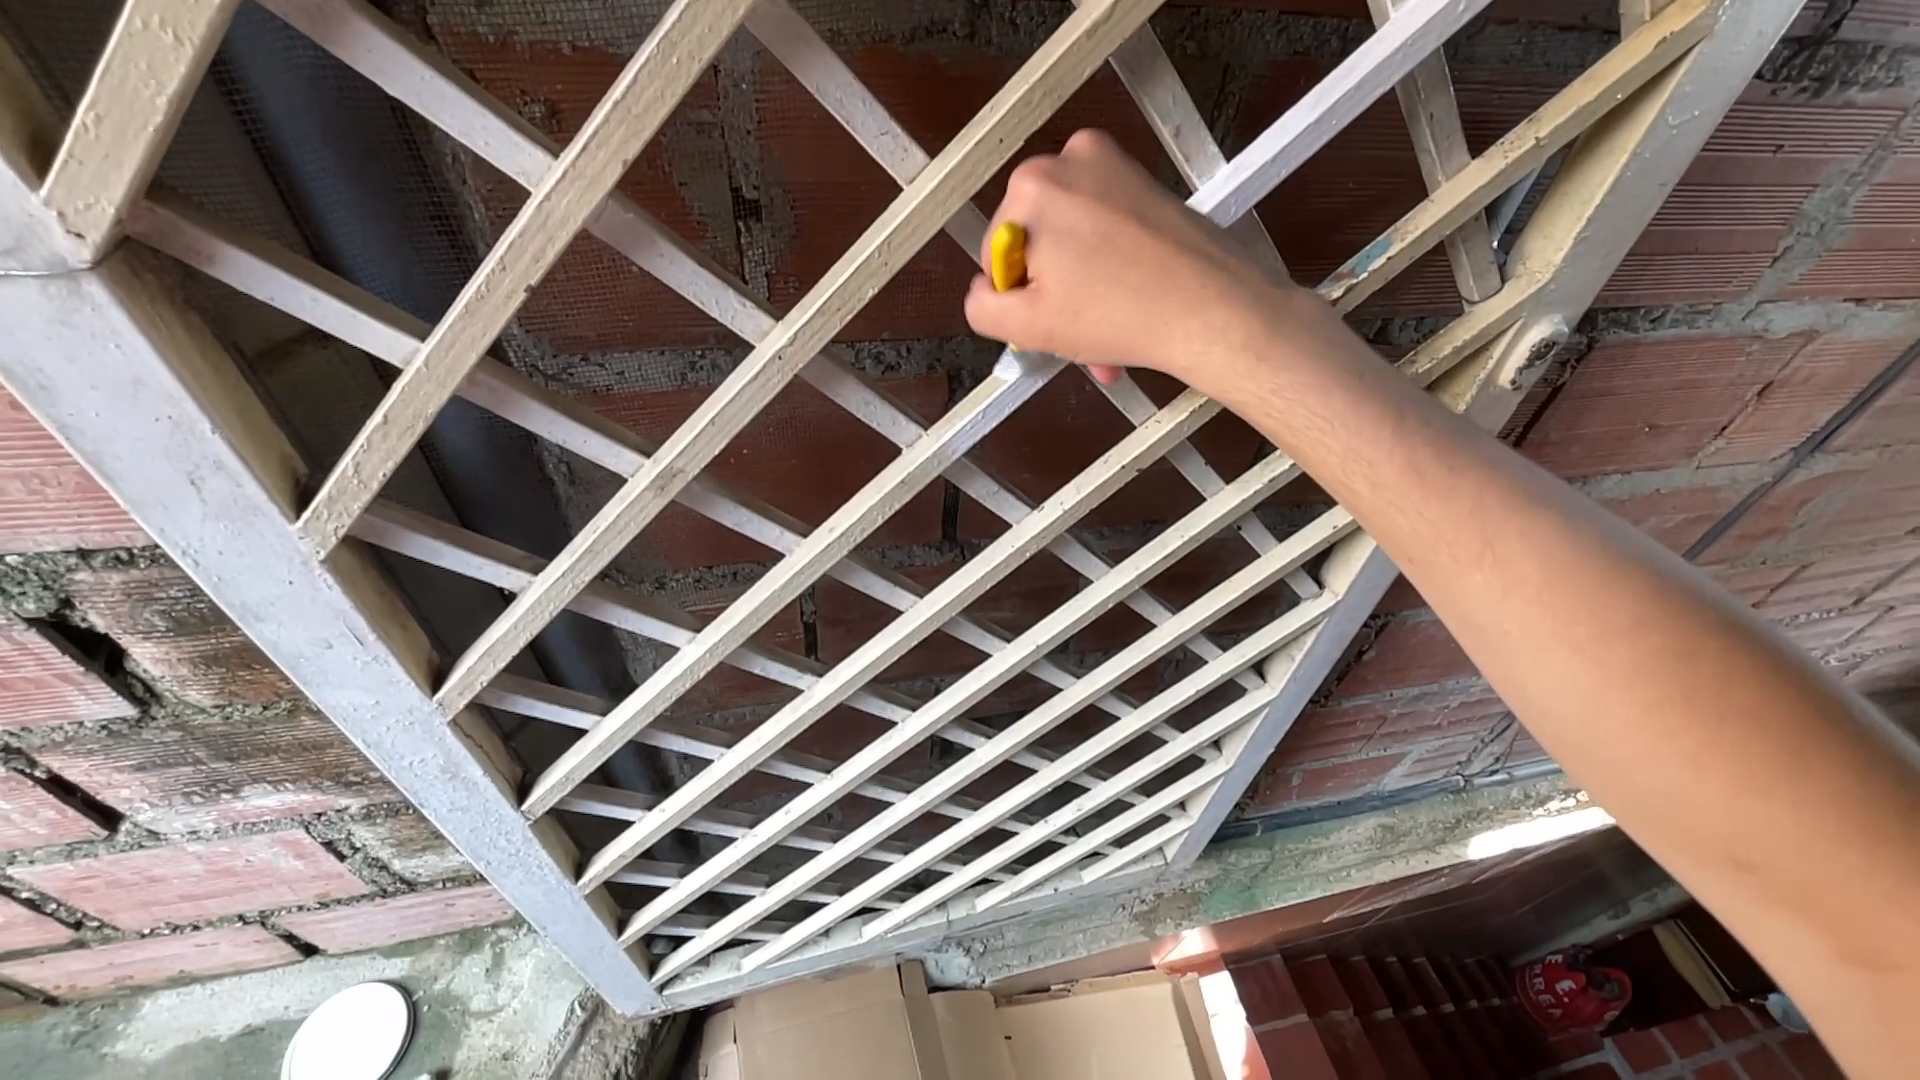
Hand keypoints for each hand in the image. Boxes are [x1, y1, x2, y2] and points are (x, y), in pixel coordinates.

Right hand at [963, 129, 1309, 396]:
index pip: (997, 257)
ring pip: (1071, 242)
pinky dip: (1108, 269)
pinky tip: (1126, 308)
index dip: (1020, 301)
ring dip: (1081, 293)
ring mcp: (1113, 165)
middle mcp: (1069, 159)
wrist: (1216, 311)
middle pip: (1037, 246)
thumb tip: (981, 290)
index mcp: (1030, 187)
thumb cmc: (1121, 317)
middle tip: (1079, 338)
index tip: (1052, 326)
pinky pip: (1103, 229)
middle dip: (1054, 297)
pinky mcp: (1145, 182)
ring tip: (1106, 335)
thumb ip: (981, 307)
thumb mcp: (1028, 327)